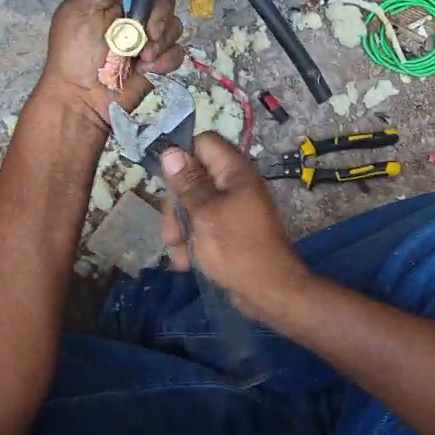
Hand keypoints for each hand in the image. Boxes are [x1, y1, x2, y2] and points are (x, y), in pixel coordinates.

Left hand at [35, 0, 184, 127]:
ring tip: (142, 55)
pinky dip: (166, 59)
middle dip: (160, 13)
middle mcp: (135, 13)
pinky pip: (177, 51)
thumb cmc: (74, 53)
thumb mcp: (82, 11)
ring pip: (175, 24)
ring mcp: (149, 38)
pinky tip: (148, 68)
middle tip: (146, 30)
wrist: (83, 99)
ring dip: (161, 39)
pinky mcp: (159, 60)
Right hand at [158, 134, 311, 316]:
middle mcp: (234, 185)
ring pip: (192, 206)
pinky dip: (191, 242)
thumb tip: (170, 150)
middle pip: (192, 178)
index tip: (167, 182)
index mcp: (235, 172)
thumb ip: (187, 183)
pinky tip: (187, 263)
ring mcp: (231, 208)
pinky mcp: (228, 230)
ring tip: (180, 255)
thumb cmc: (237, 249)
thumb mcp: (204, 215)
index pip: (204, 143)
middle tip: (172, 234)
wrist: (268, 291)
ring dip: (180, 230)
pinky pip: (201, 227)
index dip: (183, 157)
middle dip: (176, 207)